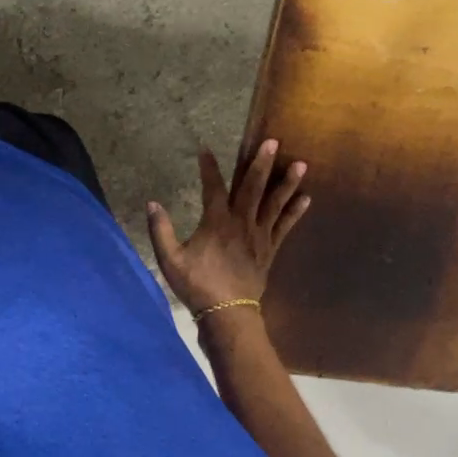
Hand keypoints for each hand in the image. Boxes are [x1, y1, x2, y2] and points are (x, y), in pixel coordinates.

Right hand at [146, 139, 309, 312]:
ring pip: (275, 204)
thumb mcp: (170, 259)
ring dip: (287, 183)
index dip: (209, 168)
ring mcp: (259, 236)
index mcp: (216, 223)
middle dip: (262, 164)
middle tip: (274, 142)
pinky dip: (295, 212)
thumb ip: (160, 230)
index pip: (213, 188)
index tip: (206, 149)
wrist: (228, 314)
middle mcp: (241, 224)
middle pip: (253, 188)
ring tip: (301, 164)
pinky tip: (306, 198)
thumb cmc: (196, 285)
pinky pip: (285, 226)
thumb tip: (152, 203)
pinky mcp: (269, 250)